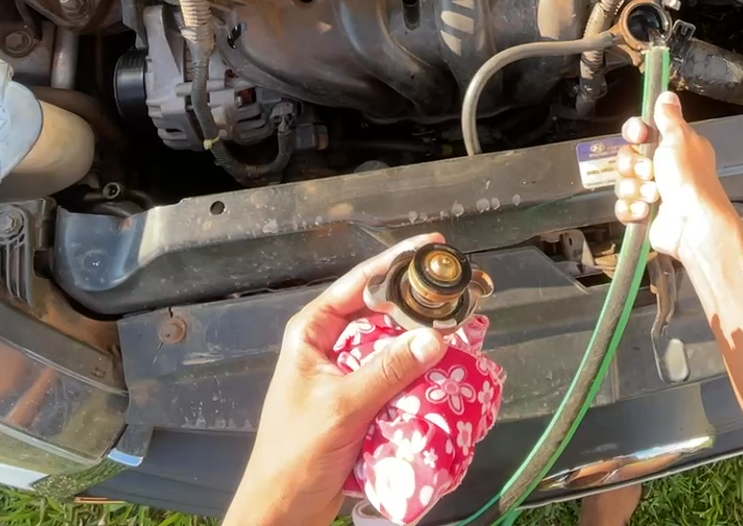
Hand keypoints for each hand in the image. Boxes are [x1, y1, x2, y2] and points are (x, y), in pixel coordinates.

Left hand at [226, 234, 448, 525]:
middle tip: (455, 288)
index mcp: (313, 331)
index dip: (396, 260)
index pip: (359, 282)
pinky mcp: (362, 398)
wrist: (282, 517)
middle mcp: (331, 343)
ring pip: (393, 342)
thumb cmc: (296, 456)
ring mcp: (347, 371)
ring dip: (423, 337)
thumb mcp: (342, 406)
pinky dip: (420, 369)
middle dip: (418, 301)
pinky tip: (448, 364)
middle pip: (381, 309)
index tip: (431, 244)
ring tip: (460, 321)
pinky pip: (398, 374)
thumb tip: (437, 335)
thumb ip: (388, 370)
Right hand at [613, 92, 739, 261]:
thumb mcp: (679, 139)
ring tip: (653, 196)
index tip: (639, 135)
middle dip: (633, 165)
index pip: (641, 131)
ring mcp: (652, 192)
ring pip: (622, 182)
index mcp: (674, 147)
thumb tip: (668, 95)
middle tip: (650, 172)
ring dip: (635, 189)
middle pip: (626, 157)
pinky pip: (622, 206)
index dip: (635, 132)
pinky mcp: (644, 214)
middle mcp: (663, 168)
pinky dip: (631, 209)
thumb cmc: (690, 180)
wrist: (692, 225)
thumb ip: (668, 117)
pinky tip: (644, 211)